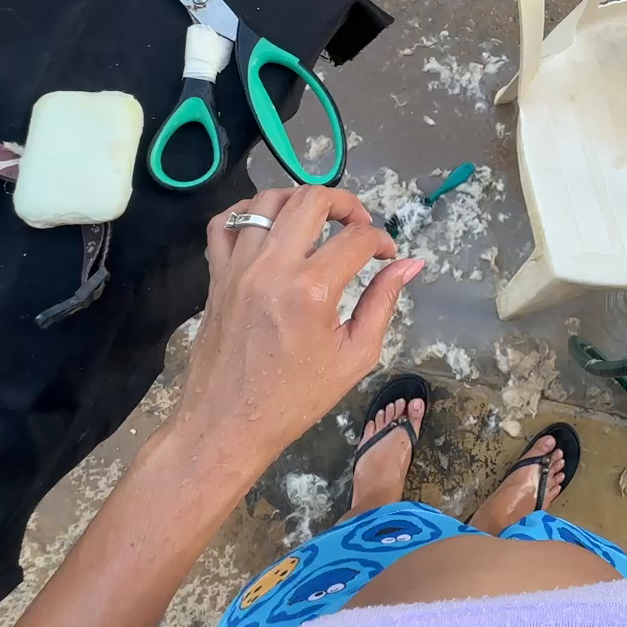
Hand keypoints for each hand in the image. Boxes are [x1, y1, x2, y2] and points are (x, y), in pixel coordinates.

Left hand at [170, 186, 421, 471]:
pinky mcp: (216, 275)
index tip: (388, 256)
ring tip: (320, 221)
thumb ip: (384, 301)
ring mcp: (238, 268)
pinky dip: (251, 212)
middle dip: (347, 204)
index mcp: (311, 290)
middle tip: (359, 225)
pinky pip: (226, 222)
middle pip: (312, 200)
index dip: (382, 241)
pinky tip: (273, 226)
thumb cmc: (296, 397)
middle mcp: (272, 268)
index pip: (357, 239)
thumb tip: (410, 264)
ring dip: (302, 201)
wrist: (225, 427)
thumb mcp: (356, 355)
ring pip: (269, 201)